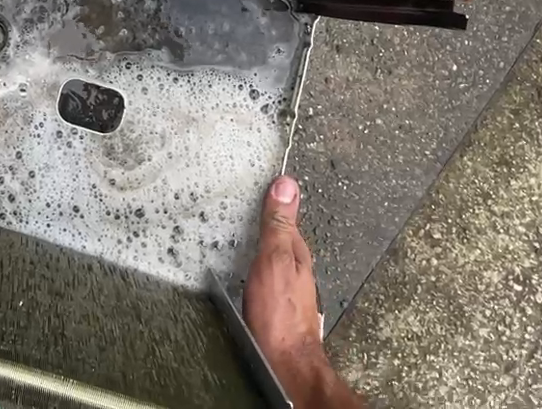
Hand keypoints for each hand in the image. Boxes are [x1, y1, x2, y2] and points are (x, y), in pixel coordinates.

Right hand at [244, 175, 362, 408]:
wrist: (284, 365)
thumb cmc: (279, 315)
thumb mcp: (275, 260)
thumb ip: (278, 224)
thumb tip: (286, 184)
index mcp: (297, 252)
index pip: (286, 214)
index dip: (273, 196)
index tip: (261, 175)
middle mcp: (295, 265)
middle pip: (280, 232)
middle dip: (266, 214)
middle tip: (249, 192)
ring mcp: (286, 283)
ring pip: (273, 249)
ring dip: (260, 235)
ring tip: (244, 218)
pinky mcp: (274, 298)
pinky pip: (265, 265)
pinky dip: (255, 254)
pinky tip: (244, 257)